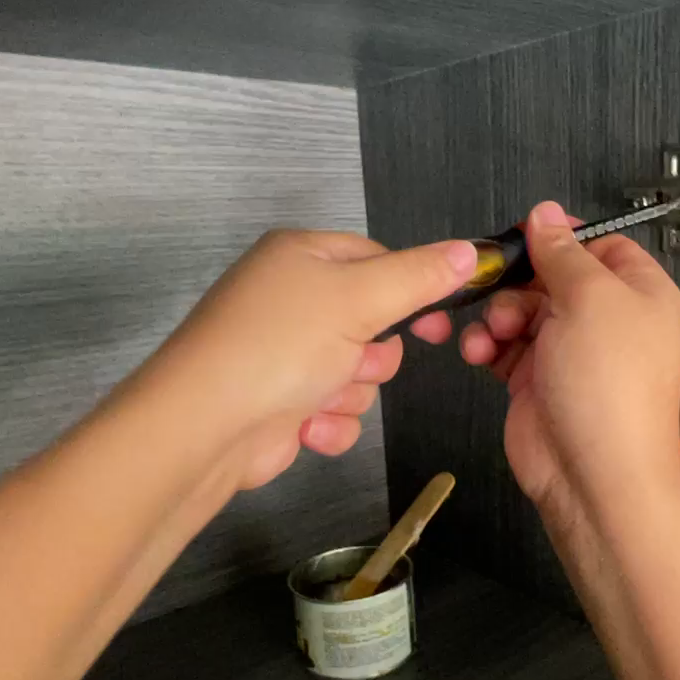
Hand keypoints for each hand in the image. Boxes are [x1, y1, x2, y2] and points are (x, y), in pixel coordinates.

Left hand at [144, 229, 475, 488]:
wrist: (207, 428)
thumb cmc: (278, 347)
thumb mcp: (358, 299)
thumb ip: (419, 276)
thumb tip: (472, 251)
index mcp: (302, 257)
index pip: (379, 261)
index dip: (411, 292)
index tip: (436, 323)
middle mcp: (293, 299)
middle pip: (375, 323)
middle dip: (372, 355)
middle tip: (354, 361)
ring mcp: (286, 353)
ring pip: (361, 373)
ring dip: (350, 392)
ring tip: (318, 396)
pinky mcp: (284, 401)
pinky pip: (338, 409)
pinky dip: (330, 422)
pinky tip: (305, 426)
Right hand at [427, 201, 679, 516]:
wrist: (592, 472)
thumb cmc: (606, 383)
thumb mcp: (589, 298)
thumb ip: (562, 251)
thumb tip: (545, 213)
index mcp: (637, 292)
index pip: (600, 244)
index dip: (560, 236)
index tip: (523, 236)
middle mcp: (605, 318)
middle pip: (550, 276)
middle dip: (518, 282)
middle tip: (499, 292)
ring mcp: (568, 350)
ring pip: (520, 310)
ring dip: (497, 315)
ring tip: (493, 334)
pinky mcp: (535, 379)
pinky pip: (503, 346)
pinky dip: (487, 345)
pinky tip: (478, 353)